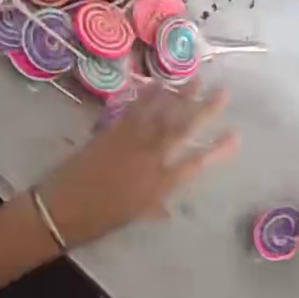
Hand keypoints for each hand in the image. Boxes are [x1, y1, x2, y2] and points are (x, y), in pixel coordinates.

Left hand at [35, 85, 239, 248]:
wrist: (63, 209)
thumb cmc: (99, 220)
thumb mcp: (132, 217)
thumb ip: (153, 208)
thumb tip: (167, 209)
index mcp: (161, 185)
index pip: (197, 164)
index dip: (218, 150)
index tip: (236, 135)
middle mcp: (151, 159)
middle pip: (183, 129)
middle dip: (205, 109)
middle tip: (223, 90)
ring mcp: (131, 141)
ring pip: (161, 113)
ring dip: (179, 94)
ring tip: (195, 77)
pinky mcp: (112, 131)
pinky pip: (134, 109)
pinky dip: (147, 95)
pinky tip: (158, 83)